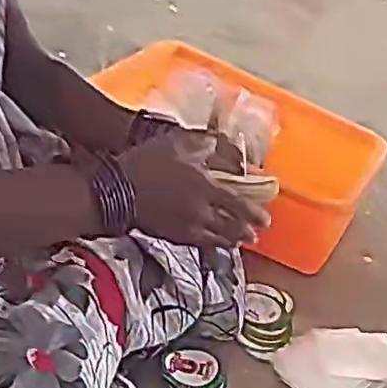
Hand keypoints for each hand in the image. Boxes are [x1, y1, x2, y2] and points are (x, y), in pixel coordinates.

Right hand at [117, 130, 268, 247]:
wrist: (120, 189)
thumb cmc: (147, 162)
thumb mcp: (176, 143)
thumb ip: (202, 144)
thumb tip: (220, 145)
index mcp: (204, 187)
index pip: (237, 204)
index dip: (254, 213)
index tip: (266, 219)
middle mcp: (201, 211)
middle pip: (232, 226)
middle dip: (246, 231)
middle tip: (256, 234)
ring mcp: (190, 227)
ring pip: (219, 239)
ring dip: (233, 240)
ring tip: (241, 240)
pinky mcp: (177, 238)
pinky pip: (203, 244)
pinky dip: (215, 244)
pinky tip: (218, 243)